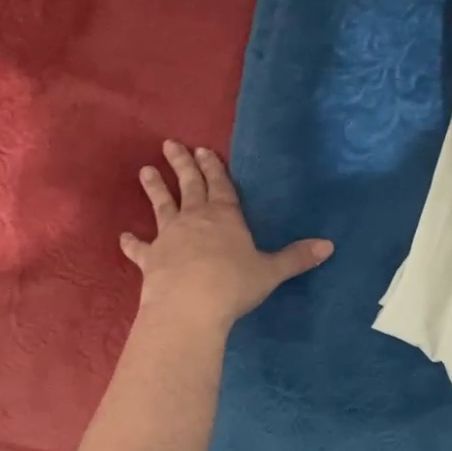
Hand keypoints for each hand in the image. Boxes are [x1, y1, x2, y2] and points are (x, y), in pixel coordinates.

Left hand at [121, 141, 333, 326]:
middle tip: (172, 144)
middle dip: (182, 164)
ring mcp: (169, 236)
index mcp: (225, 216)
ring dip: (154, 188)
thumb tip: (329, 246)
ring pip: (161, 206)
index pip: (220, 184)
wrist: (190, 306)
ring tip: (145, 170)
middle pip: (189, 185)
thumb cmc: (233, 285)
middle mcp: (195, 218)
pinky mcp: (150, 258)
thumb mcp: (270, 271)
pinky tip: (122, 236)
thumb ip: (296, 258)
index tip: (203, 149)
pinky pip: (138, 248)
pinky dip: (130, 243)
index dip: (213, 167)